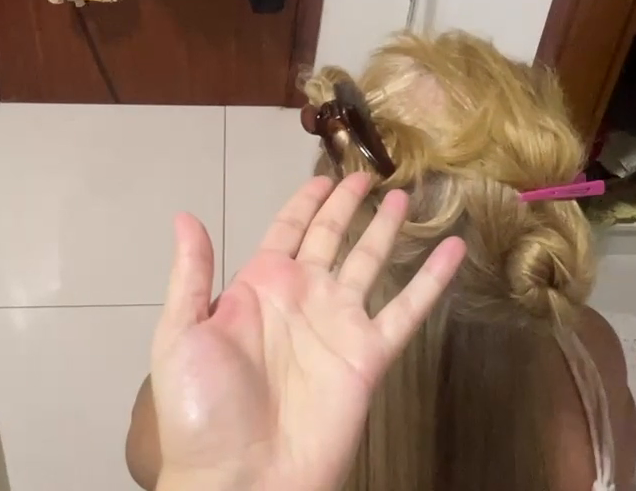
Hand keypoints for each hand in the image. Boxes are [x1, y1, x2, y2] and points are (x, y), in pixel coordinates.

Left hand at [150, 173, 466, 490]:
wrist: (241, 482)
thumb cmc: (203, 408)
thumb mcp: (181, 333)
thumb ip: (192, 273)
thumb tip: (185, 215)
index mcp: (261, 284)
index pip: (289, 228)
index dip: (307, 201)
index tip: (325, 175)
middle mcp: (304, 294)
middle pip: (331, 235)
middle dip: (348, 204)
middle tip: (368, 175)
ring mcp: (339, 322)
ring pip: (370, 261)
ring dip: (387, 229)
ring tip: (405, 198)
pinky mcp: (369, 354)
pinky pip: (407, 309)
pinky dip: (431, 279)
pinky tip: (453, 250)